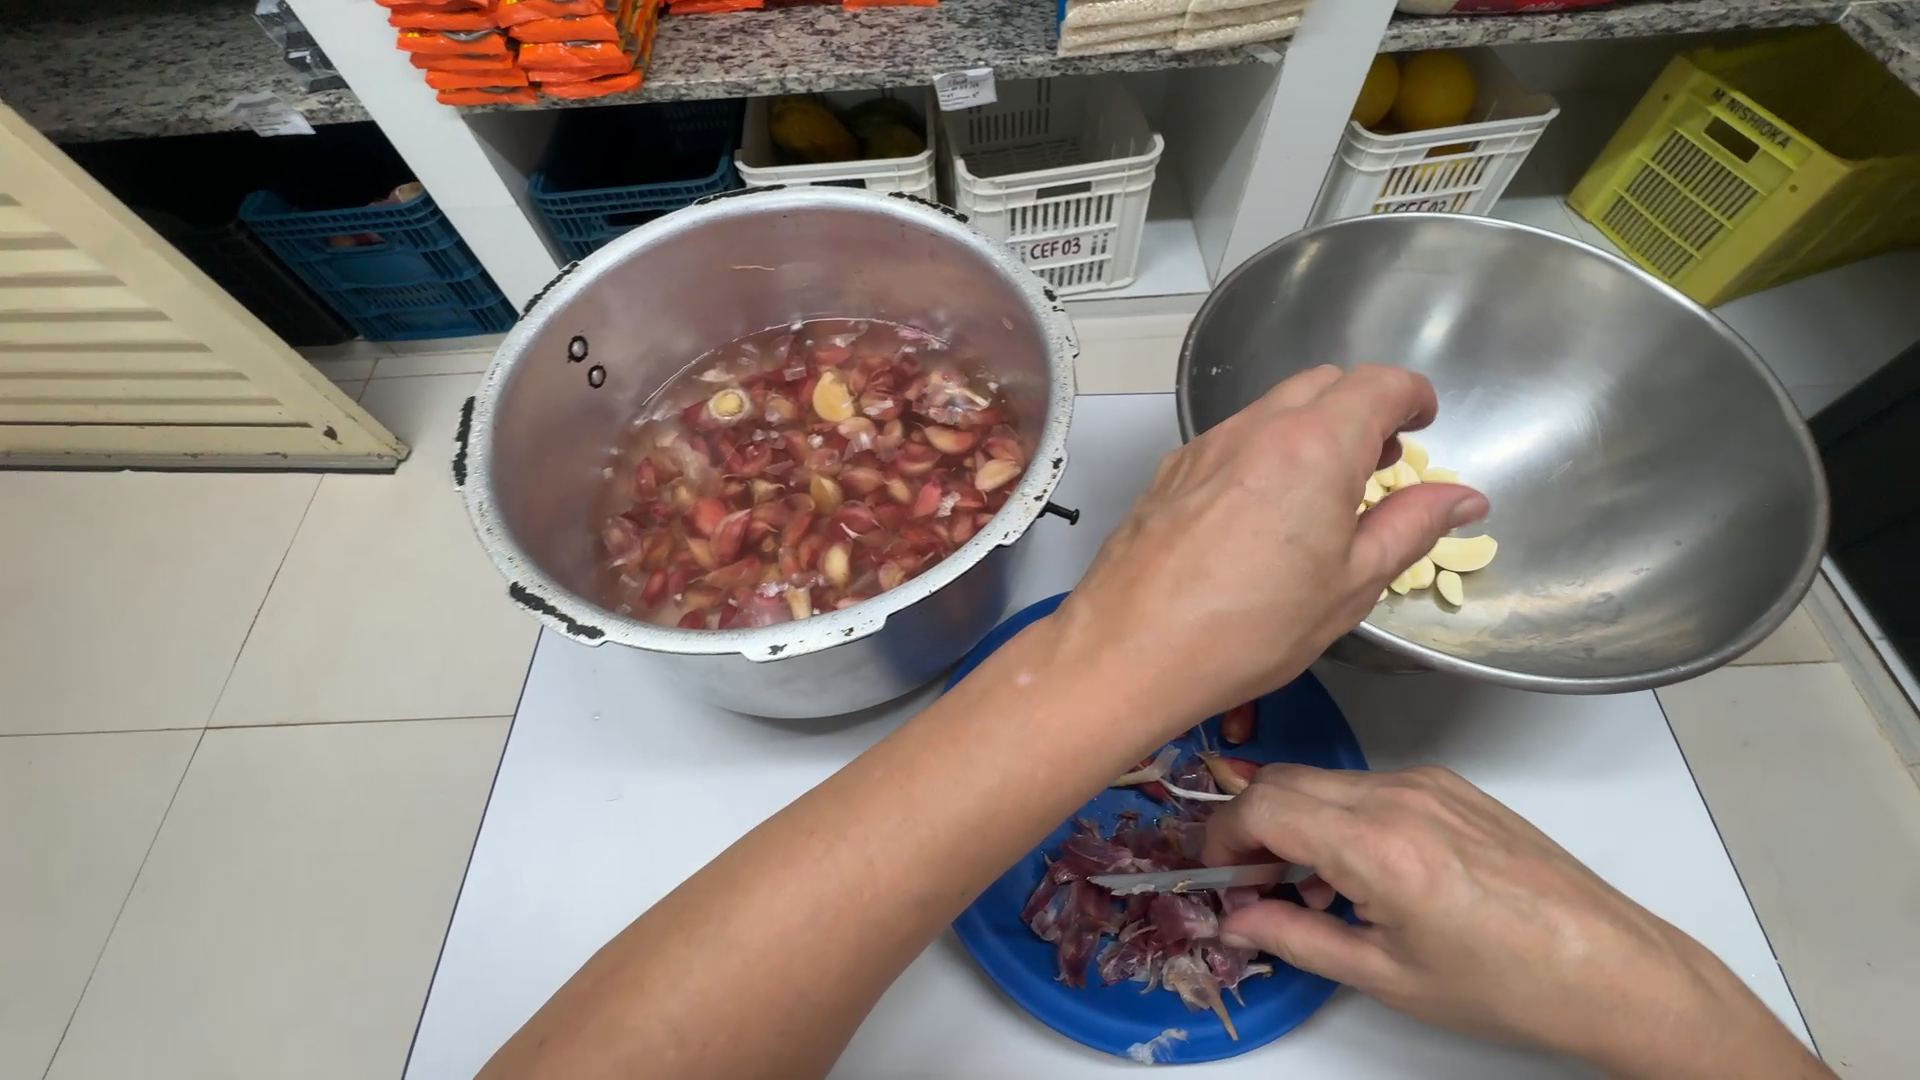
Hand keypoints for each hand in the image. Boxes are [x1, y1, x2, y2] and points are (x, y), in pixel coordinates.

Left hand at [1056, 364, 1488, 720]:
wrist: (1129, 648)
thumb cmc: (1249, 628)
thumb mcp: (1349, 585)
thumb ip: (1410, 527)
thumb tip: (1461, 496)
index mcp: (1312, 446)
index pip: (1377, 384)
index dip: (1411, 396)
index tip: (1421, 423)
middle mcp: (1252, 431)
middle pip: (1320, 385)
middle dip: (1358, 410)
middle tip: (1373, 464)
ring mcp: (1200, 449)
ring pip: (1267, 411)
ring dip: (1305, 431)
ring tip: (1315, 494)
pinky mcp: (1165, 474)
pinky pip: (1225, 442)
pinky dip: (1257, 453)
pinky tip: (1254, 511)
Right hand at [1203, 765, 1832, 1079]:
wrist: (1619, 971)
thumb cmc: (1505, 987)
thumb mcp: (1385, 977)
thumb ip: (1293, 938)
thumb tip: (1234, 920)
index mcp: (1376, 848)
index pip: (1260, 808)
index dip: (1222, 835)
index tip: (1215, 870)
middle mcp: (1393, 796)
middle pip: (1279, 780)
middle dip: (1248, 823)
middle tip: (1252, 877)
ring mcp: (1422, 782)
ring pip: (1318, 779)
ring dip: (1292, 818)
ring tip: (1310, 881)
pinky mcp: (1444, 782)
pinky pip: (1361, 784)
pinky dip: (1335, 814)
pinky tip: (1361, 865)